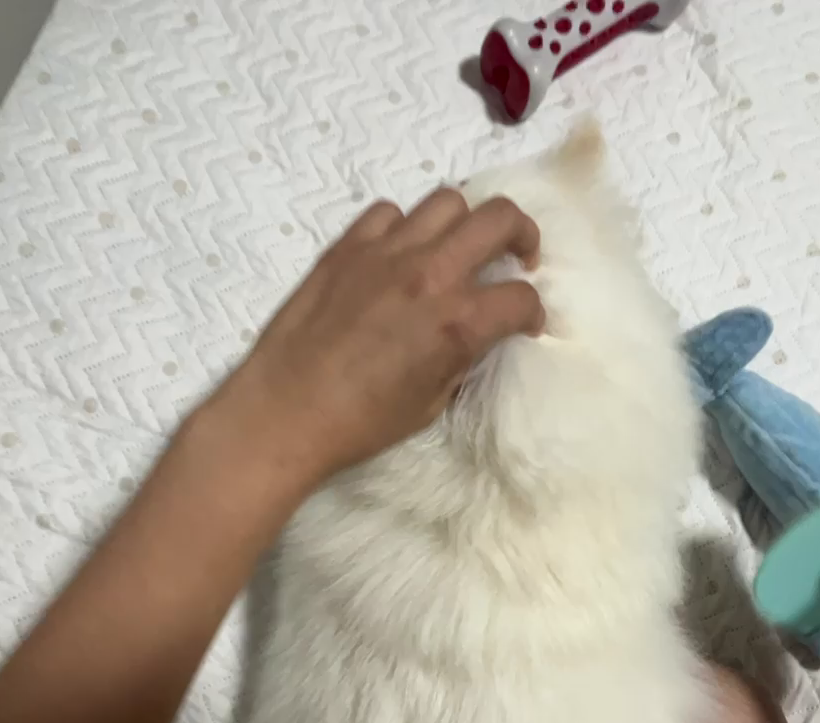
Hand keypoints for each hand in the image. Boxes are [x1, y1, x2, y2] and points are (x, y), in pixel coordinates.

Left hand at [208, 189, 545, 484]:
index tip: (525, 325)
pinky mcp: (346, 246)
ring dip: (464, 224)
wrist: (286, 411)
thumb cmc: (361, 423)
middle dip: (522, 235)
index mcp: (456, 322)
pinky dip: (405, 228)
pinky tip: (398, 256)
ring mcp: (385, 251)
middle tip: (517, 258)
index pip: (520, 298)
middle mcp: (429, 273)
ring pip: (447, 201)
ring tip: (456, 250)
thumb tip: (475, 336)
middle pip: (500, 218)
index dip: (533, 313)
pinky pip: (389, 213)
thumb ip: (461, 358)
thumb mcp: (430, 404)